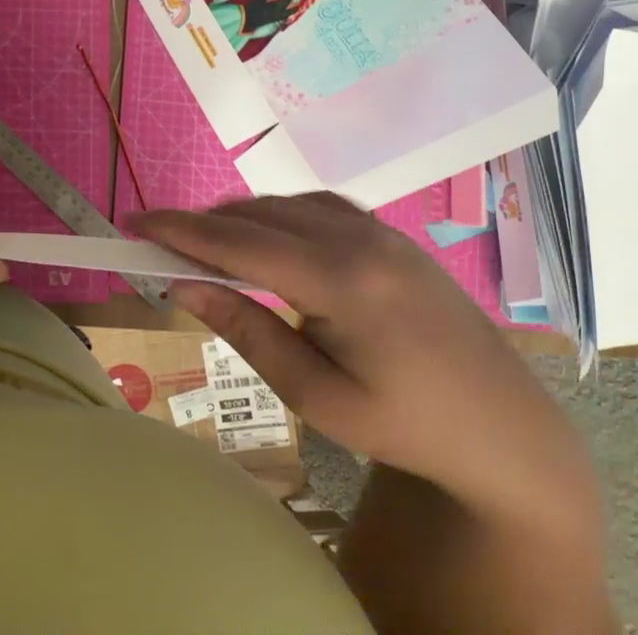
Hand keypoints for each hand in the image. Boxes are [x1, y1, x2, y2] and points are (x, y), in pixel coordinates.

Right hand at [132, 195, 594, 529]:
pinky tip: (263, 241)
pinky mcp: (394, 239)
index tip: (130, 223)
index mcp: (342, 283)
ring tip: (200, 248)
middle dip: (198, 224)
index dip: (177, 229)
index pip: (238, 242)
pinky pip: (317, 208)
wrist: (506, 431)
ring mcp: (384, 235)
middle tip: (154, 244)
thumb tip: (182, 285)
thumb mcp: (314, 394)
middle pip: (256, 216)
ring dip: (236, 219)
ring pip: (284, 205)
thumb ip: (245, 330)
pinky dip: (275, 215)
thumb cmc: (404, 426)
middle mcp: (362, 242)